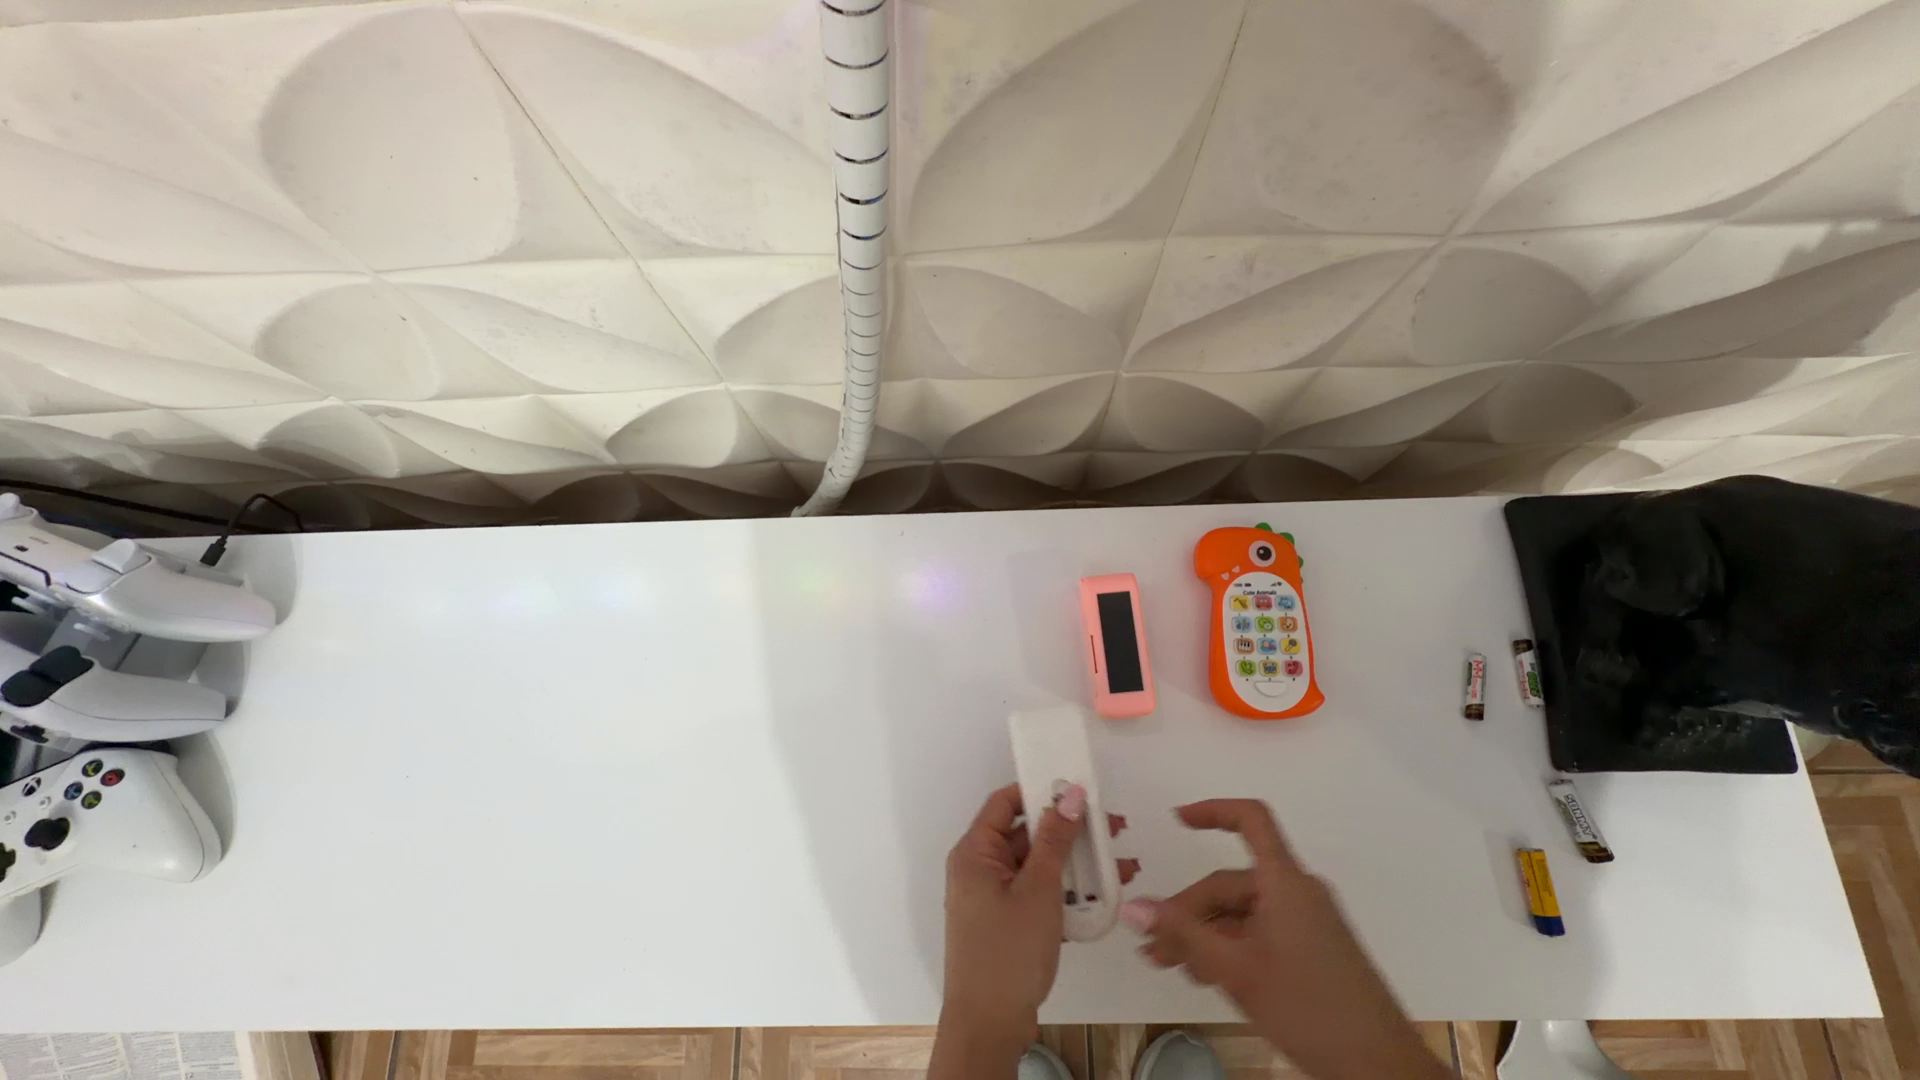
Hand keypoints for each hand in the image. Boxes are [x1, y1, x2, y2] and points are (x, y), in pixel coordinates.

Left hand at [930, 783, 1137, 1079]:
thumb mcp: (1039, 889)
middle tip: (1113, 828)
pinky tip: (1104, 895)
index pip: (1005, 802)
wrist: (989, 1025)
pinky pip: (1038, 893)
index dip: (1039, 790)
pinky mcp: (1006, 923)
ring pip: (1038, 866)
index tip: (1077, 788)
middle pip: (1027, 834)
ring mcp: (992, 898)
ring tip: (1121, 863)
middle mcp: (979, 869)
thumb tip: (1069, 794)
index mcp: (974, 852)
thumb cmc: (1007, 951)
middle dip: (1070, 832)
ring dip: (1076, 865)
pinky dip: (1066, 892)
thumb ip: (1056, 839)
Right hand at [1121, 799, 1448, 1079]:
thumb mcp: (1234, 970)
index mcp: (1285, 882)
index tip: (1177, 819)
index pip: (1251, 820)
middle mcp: (1298, 892)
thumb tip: (1132, 907)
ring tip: (1171, 966)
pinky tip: (1206, 975)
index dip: (1213, 810)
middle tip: (1154, 948)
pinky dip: (1230, 946)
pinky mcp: (1314, 950)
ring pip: (1242, 914)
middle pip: (1232, 883)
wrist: (1381, 1069)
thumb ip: (1181, 933)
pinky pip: (1261, 932)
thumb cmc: (1307, 1008)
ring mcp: (1309, 922)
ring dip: (1204, 934)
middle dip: (1188, 911)